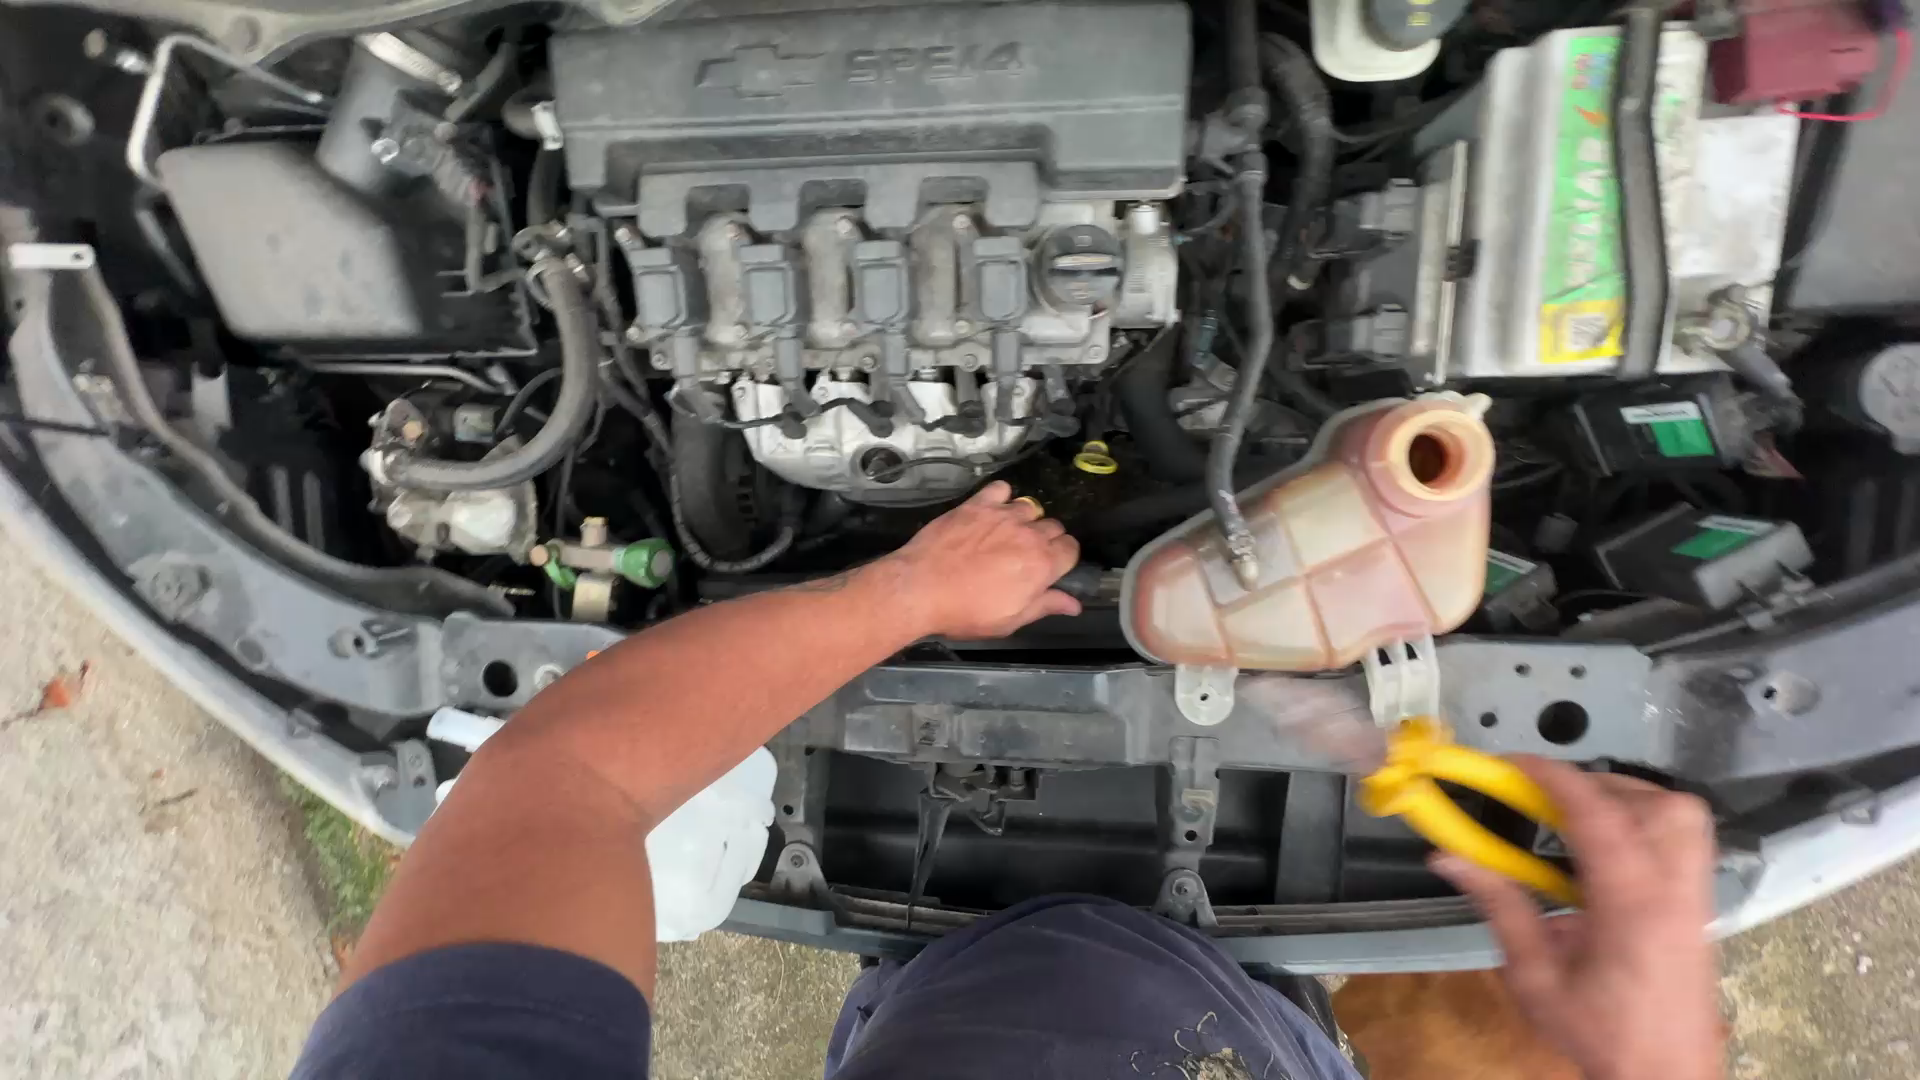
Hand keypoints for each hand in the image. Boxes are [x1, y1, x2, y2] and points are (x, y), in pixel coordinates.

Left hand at [879, 480, 1081, 638]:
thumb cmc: (966, 611)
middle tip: (1024, 556)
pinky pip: (1000, 489)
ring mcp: (1002, 515)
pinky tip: (992, 511)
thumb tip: (1075, 605)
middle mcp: (1028, 533)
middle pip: (1053, 526)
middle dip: (1046, 540)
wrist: (921, 588)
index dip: (1063, 559)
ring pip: (1029, 507)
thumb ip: (1046, 606)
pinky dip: (1001, 497)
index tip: (1050, 568)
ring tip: (1007, 535)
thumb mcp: (1010, 620)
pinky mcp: (977, 504)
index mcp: (1042, 563)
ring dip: (1025, 520)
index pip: (1071, 549)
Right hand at [1430, 758, 1722, 1079]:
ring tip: (1571, 816)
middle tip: (1547, 796)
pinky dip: (1637, 824)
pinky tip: (1595, 849)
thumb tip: (1444, 855)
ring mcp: (1694, 903)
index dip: (1555, 778)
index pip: (1602, 819)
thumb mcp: (1532, 976)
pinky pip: (1679, 844)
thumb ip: (1498, 907)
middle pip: (1662, 807)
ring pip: (1682, 819)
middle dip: (1600, 785)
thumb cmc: (1599, 1034)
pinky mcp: (1695, 912)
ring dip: (1624, 800)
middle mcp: (1674, 896)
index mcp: (1632, 909)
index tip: (1511, 763)